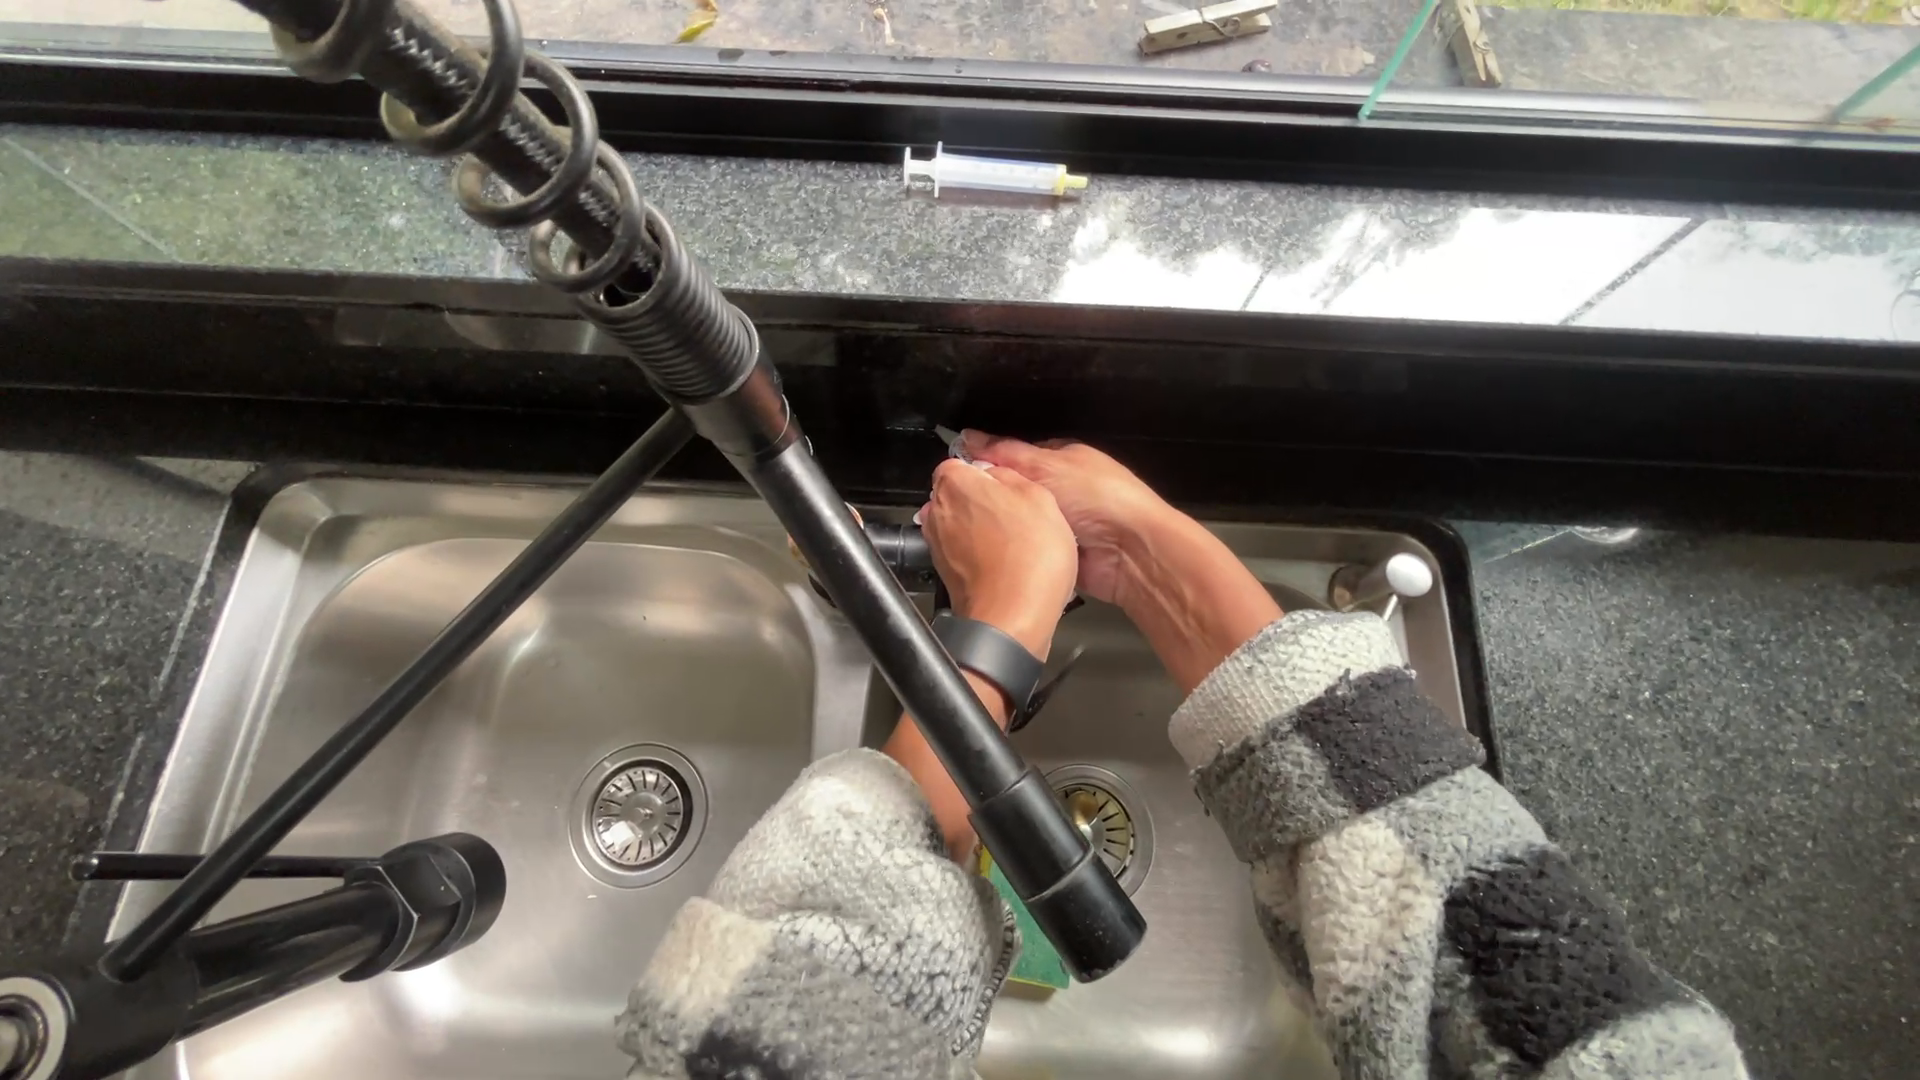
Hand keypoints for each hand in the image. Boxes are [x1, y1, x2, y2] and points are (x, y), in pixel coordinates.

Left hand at [919, 458, 1077, 658]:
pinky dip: (980, 555)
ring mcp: (938, 545)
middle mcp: (938, 512)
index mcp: (956, 483)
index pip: (957, 463)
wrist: (1013, 617)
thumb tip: (997, 473)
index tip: (1004, 483)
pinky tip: (1007, 564)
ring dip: (981, 530)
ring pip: (959, 525)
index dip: (982, 472)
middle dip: (981, 501)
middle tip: (1015, 513)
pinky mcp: (946, 573)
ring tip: (1014, 542)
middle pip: (956, 495)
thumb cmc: (1028, 558)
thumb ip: (1012, 476)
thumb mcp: (1040, 497)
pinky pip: (962, 553)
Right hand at [959, 431, 1174, 605]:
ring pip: (1020, 519)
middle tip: (963, 503)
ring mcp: (1064, 521)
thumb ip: (1005, 453)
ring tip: (973, 527)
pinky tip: (996, 549)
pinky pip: (1030, 546)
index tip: (960, 471)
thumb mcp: (1045, 466)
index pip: (1016, 454)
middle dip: (995, 497)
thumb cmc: (1097, 497)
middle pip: (1016, 489)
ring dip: (1005, 525)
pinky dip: (1018, 548)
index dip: (988, 461)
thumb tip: (969, 436)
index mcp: (1063, 459)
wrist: (1130, 551)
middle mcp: (1063, 489)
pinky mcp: (1061, 550)